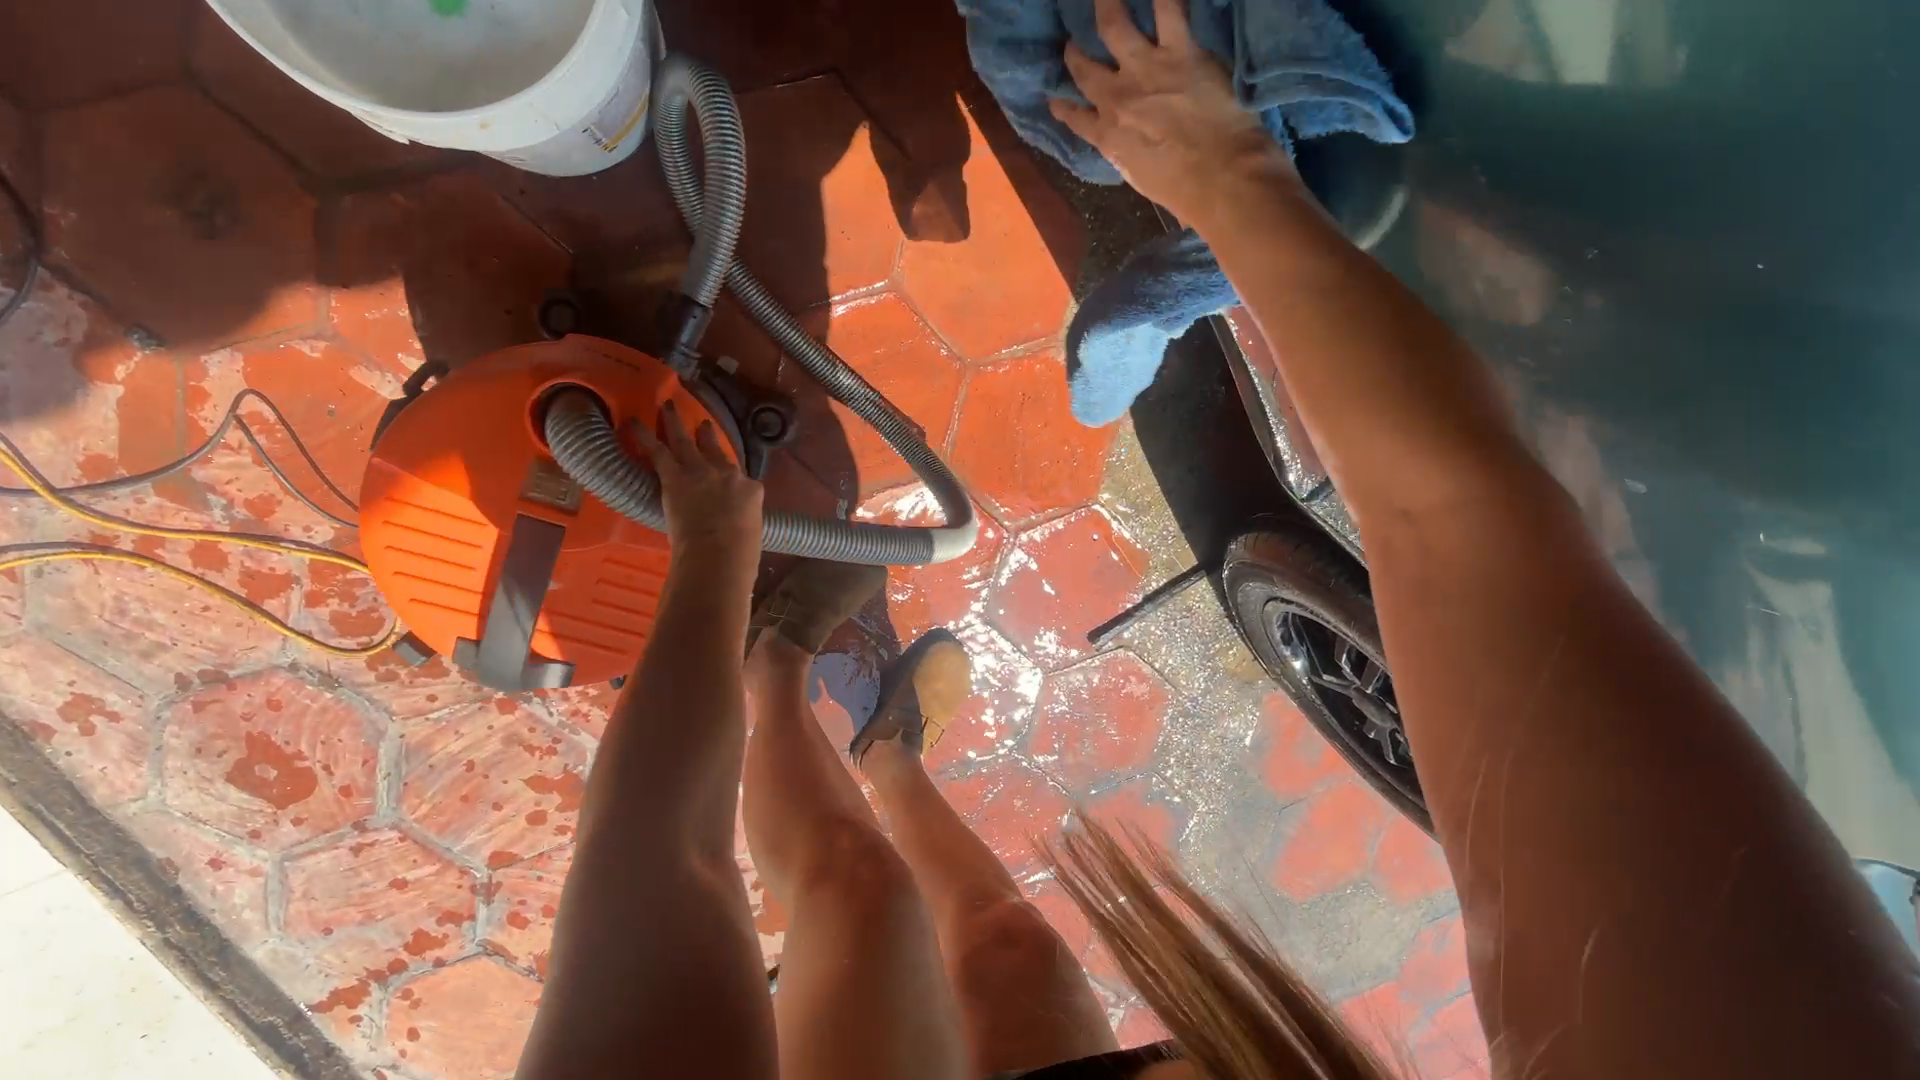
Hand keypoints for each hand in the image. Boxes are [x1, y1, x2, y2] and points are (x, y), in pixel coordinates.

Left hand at [632, 402, 763, 572]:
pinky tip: (634, 423)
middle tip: (702, 424)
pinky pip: (658, 451)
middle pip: (716, 449)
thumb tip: (735, 532)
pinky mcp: (675, 477)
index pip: (742, 477)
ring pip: (686, 442)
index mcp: (751, 491)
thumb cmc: (740, 555)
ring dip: (675, 423)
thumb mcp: (752, 535)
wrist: (719, 554)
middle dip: (708, 435)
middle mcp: (728, 474)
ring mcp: (701, 472)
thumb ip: (742, 524)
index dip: (732, 474)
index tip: (727, 472)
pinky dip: (644, 436)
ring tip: (668, 408)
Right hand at [1050, 0, 1295, 225]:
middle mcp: (1117, 98)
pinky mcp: (1179, 51)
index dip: (1064, 107)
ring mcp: (1146, 70)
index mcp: (1108, 137)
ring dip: (1107, 5)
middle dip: (1076, 56)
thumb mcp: (1140, 179)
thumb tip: (1129, 147)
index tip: (1055, 99)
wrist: (1218, 176)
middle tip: (1072, 44)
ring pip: (1115, 25)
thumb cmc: (1183, 191)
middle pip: (1086, 70)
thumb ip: (1128, 155)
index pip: (1077, 118)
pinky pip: (1169, 9)